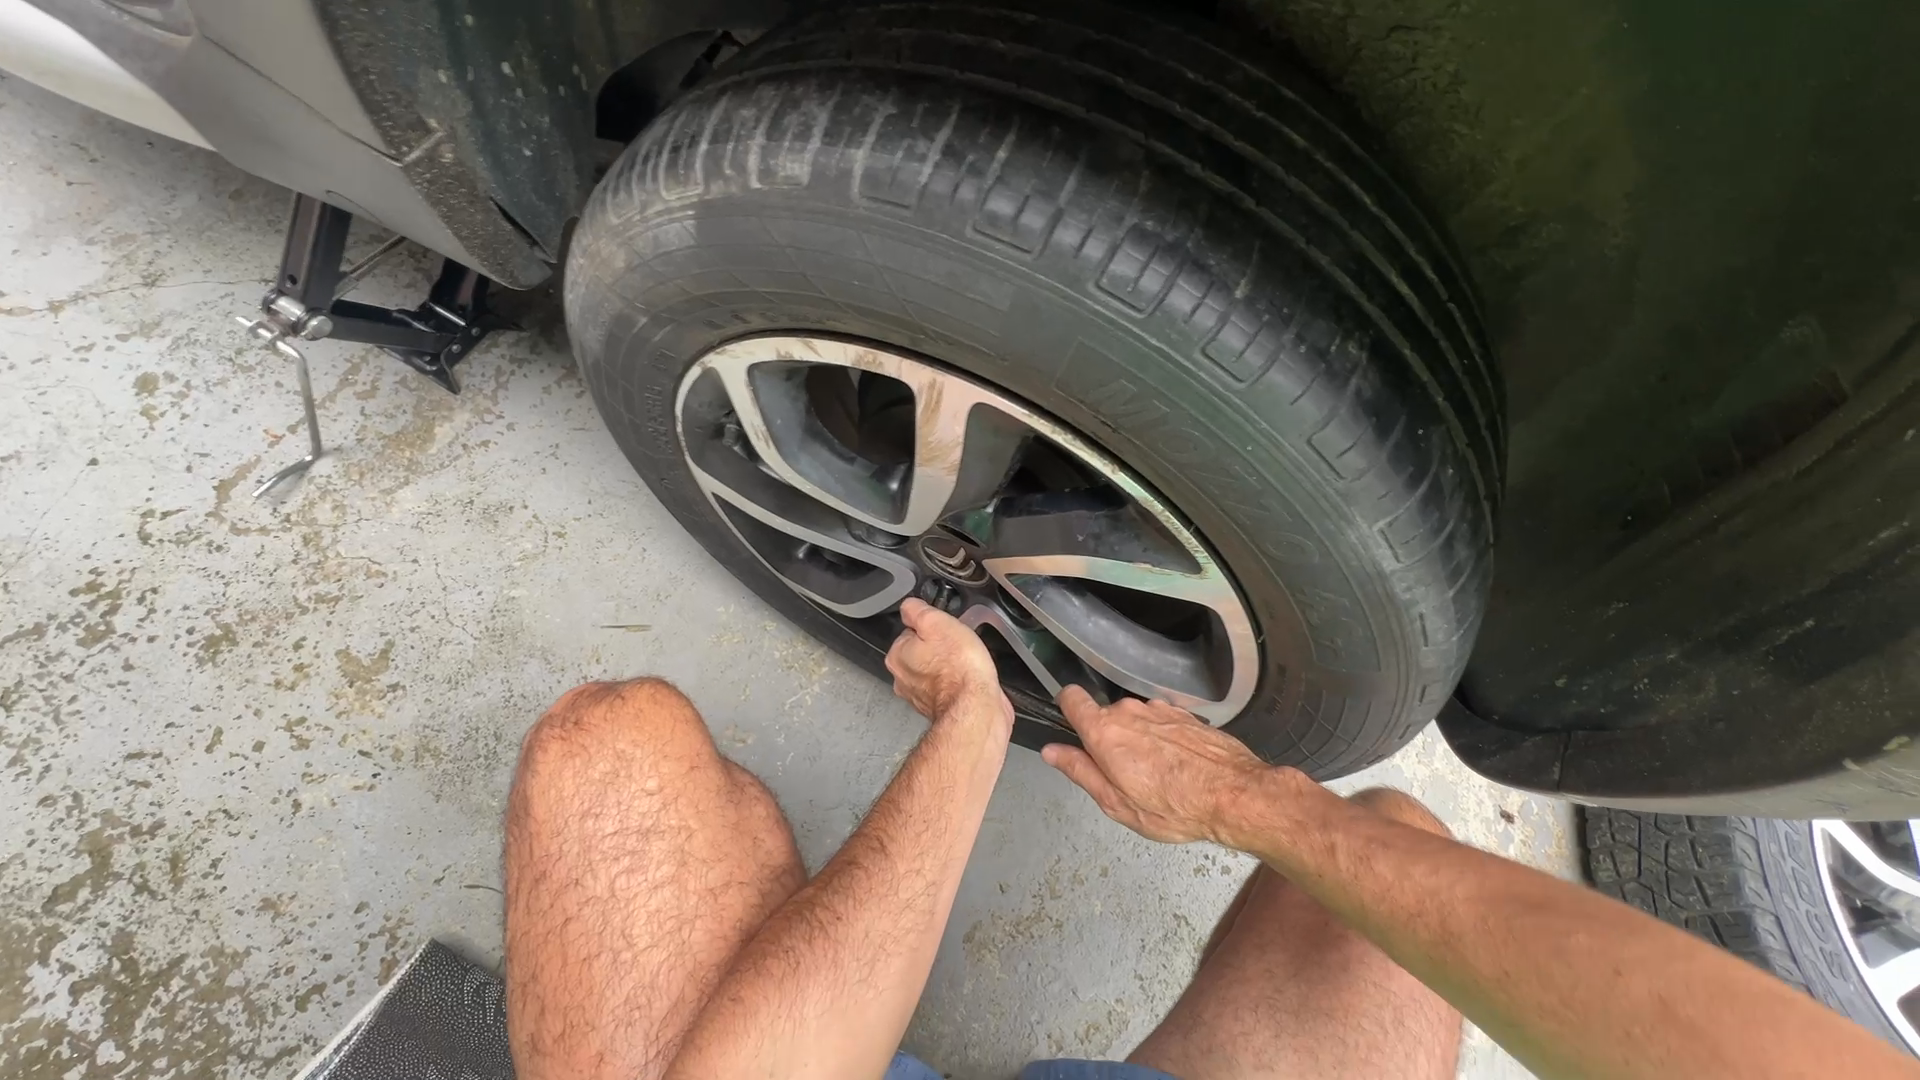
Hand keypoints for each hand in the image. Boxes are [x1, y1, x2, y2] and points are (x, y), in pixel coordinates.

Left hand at [885, 599, 1011, 728]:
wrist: (977, 708)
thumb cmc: (959, 669)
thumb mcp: (937, 622)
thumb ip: (917, 610)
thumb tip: (911, 606)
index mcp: (897, 656)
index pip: (910, 631)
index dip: (931, 628)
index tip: (945, 630)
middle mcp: (904, 679)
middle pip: (923, 651)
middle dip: (940, 648)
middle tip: (958, 646)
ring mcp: (921, 697)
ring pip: (937, 670)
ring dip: (951, 666)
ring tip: (966, 663)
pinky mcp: (941, 708)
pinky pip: (949, 687)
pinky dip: (959, 683)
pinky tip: (970, 680)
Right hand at [1041, 686, 1270, 843]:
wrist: (1236, 796)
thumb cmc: (1175, 807)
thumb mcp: (1116, 803)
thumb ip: (1080, 771)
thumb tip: (1052, 751)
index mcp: (1104, 732)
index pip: (1071, 698)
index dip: (1068, 711)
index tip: (1075, 733)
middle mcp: (1129, 711)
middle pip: (1104, 716)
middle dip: (1108, 741)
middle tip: (1123, 778)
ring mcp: (1159, 710)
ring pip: (1134, 721)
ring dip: (1137, 741)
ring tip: (1156, 778)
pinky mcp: (1184, 714)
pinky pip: (1160, 723)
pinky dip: (1162, 741)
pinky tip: (1178, 769)